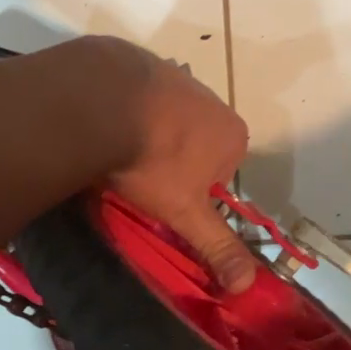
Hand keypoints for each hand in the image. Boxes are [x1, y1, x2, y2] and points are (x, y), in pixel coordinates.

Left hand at [84, 38, 258, 291]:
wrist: (104, 101)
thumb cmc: (154, 161)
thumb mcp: (185, 212)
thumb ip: (216, 246)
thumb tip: (248, 287)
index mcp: (232, 134)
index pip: (223, 171)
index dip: (195, 190)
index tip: (168, 199)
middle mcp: (212, 99)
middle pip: (196, 141)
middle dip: (172, 159)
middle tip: (140, 177)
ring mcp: (177, 76)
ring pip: (165, 116)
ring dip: (148, 132)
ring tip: (118, 152)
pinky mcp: (140, 62)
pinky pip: (136, 93)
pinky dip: (124, 108)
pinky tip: (103, 124)